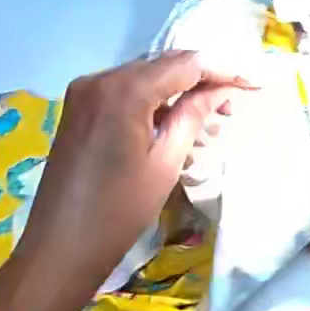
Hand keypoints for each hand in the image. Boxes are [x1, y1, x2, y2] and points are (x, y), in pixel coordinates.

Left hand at [3, 52, 246, 310]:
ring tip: (204, 123)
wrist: (59, 247)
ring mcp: (83, 92)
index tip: (250, 83)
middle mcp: (99, 79)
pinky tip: (168, 125)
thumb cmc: (118, 211)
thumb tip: (220, 89)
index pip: (184, 64)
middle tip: (228, 108)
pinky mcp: (76, 109)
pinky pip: (121, 93)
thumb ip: (193, 116)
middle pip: (160, 66)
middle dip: (197, 82)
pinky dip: (148, 103)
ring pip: (141, 79)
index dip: (220, 71)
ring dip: (173, 93)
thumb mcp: (165, 163)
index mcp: (123, 90)